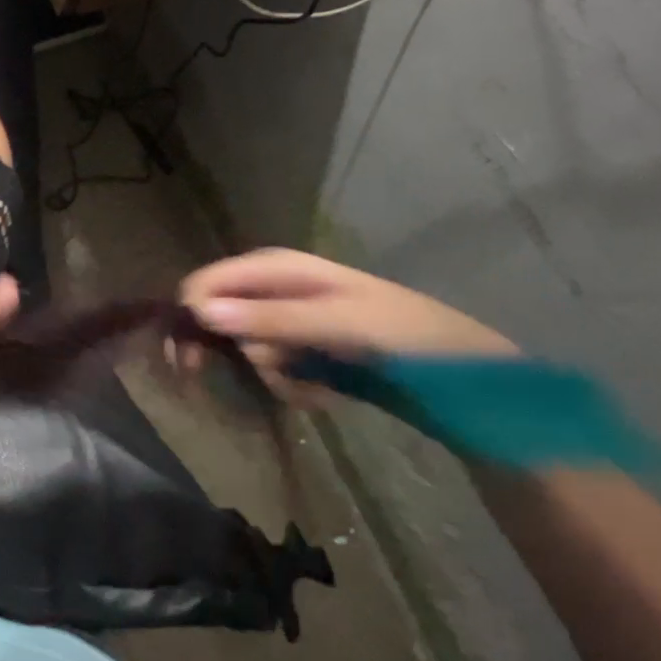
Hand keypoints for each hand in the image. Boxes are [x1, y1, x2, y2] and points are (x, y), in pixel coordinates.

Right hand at [174, 248, 517, 399]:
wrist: (472, 380)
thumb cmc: (408, 338)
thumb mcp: (341, 325)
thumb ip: (273, 318)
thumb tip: (200, 312)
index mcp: (277, 266)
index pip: (205, 284)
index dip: (189, 318)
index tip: (188, 362)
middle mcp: (273, 287)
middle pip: (216, 316)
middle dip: (229, 353)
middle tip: (237, 384)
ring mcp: (288, 319)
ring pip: (242, 348)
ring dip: (267, 375)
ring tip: (307, 389)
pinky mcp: (303, 349)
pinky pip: (270, 368)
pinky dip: (288, 386)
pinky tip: (320, 394)